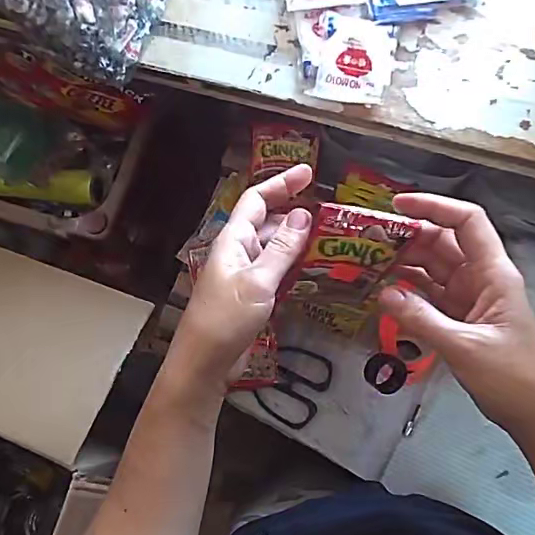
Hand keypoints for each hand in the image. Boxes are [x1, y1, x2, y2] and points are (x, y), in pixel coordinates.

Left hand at [170, 163, 314, 387]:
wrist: (205, 363)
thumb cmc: (225, 319)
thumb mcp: (258, 281)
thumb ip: (282, 249)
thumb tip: (303, 214)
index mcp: (233, 241)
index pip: (256, 200)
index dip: (281, 183)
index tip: (308, 171)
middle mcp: (238, 252)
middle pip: (267, 222)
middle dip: (294, 211)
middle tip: (328, 209)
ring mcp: (245, 275)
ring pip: (273, 247)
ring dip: (297, 239)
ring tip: (328, 235)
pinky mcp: (251, 296)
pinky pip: (275, 271)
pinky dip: (293, 265)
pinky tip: (313, 267)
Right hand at [379, 193, 534, 433]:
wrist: (534, 413)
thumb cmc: (512, 377)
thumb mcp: (464, 347)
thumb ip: (422, 319)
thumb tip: (384, 294)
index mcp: (494, 273)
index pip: (467, 222)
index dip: (434, 206)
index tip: (397, 205)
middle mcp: (481, 278)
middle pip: (443, 242)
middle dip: (408, 236)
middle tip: (368, 240)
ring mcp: (470, 298)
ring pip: (433, 268)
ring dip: (403, 263)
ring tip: (367, 262)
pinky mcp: (460, 318)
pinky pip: (429, 295)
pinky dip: (408, 291)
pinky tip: (383, 291)